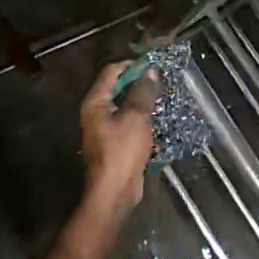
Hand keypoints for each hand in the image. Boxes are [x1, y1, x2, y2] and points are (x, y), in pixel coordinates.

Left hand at [80, 62, 157, 219]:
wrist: (114, 193)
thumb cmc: (122, 152)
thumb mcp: (135, 118)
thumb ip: (142, 93)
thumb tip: (150, 71)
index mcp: (95, 102)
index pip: (111, 72)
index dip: (131, 65)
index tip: (153, 65)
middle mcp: (96, 112)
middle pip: (117, 88)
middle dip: (138, 83)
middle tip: (160, 81)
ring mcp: (104, 128)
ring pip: (124, 106)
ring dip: (141, 100)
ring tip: (162, 97)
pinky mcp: (114, 143)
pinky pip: (128, 122)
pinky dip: (141, 117)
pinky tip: (157, 118)